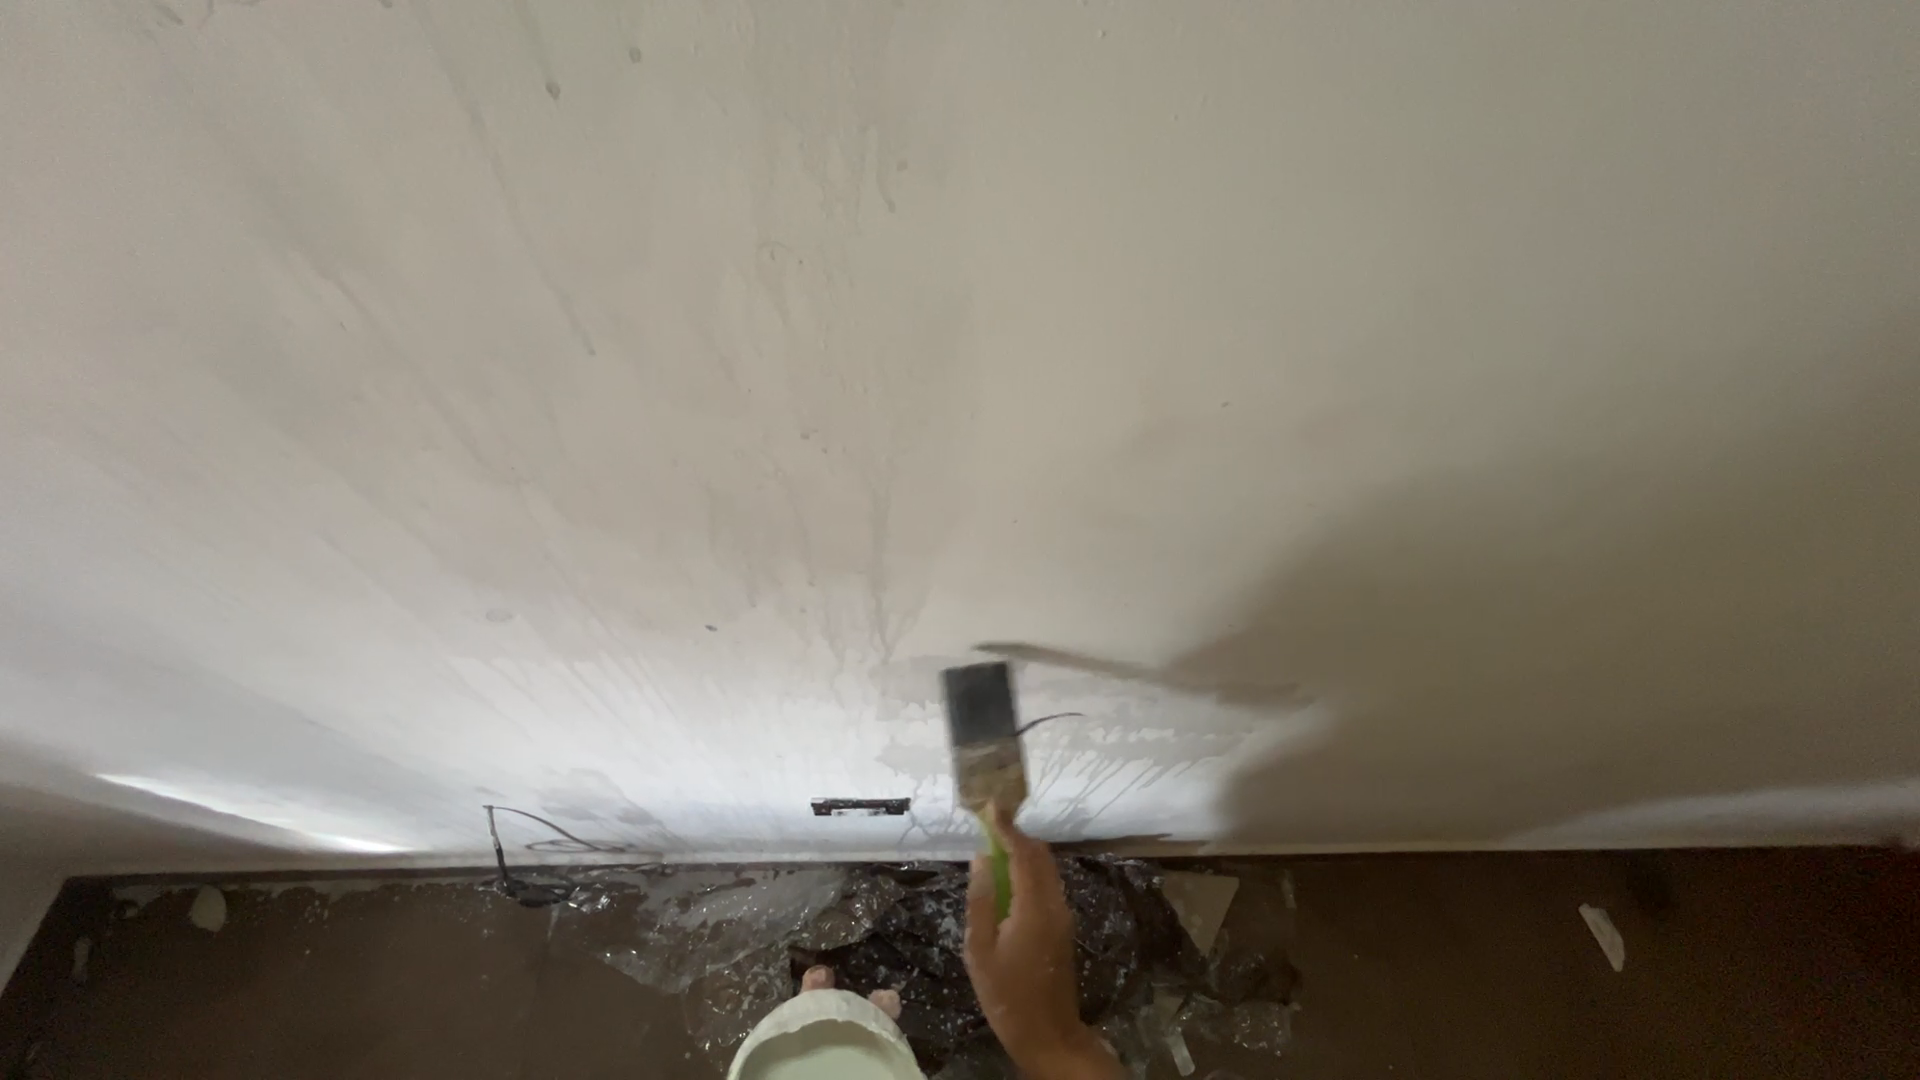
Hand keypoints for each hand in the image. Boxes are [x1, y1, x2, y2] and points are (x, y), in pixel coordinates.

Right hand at [964, 807, 1123, 1078]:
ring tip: (995, 847)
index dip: (1007, 827)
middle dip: (1017, 835)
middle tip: (990, 824)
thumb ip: (980, 900)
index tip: (991, 806)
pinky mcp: (1062, 926)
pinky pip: (1047, 884)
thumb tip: (981, 858)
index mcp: (1033, 906)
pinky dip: (1030, 871)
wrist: (1048, 1035)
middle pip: (1040, 855)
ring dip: (1024, 853)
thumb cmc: (1007, 995)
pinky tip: (1009, 880)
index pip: (1023, 853)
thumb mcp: (979, 950)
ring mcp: (1062, 914)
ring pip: (1047, 869)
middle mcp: (1054, 903)